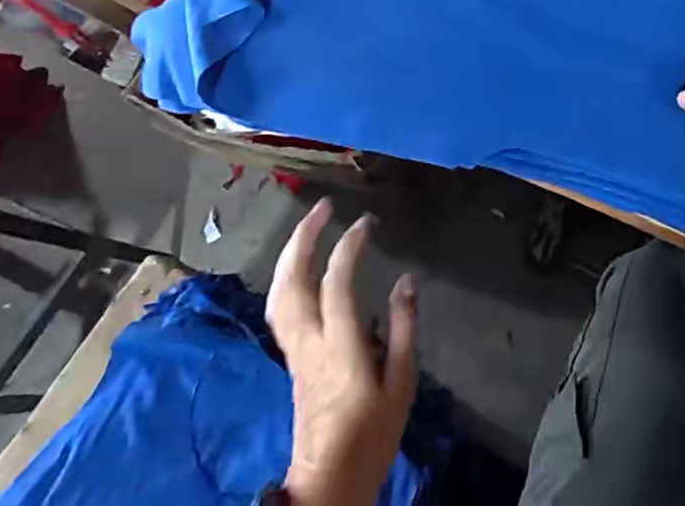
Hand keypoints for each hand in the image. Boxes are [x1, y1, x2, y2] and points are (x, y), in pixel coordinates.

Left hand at [266, 198, 417, 505]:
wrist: (328, 483)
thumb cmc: (372, 435)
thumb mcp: (402, 385)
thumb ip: (404, 329)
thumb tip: (406, 279)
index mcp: (340, 348)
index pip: (336, 285)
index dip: (349, 248)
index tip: (366, 223)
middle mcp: (309, 344)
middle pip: (292, 283)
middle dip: (303, 239)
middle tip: (323, 207)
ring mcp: (294, 352)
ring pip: (278, 295)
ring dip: (290, 255)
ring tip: (309, 227)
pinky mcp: (290, 359)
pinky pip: (280, 309)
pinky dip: (287, 278)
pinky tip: (299, 267)